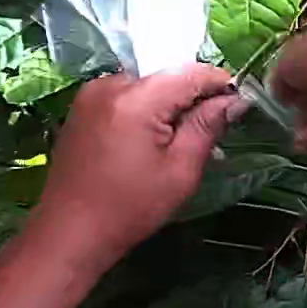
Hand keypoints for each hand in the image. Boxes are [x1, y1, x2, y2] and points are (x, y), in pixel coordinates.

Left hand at [33, 65, 247, 264]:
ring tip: (183, 135)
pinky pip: (128, 93)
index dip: (220, 84)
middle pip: (168, 74)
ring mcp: (92, 93)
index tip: (239, 104)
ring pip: (149, 82)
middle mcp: (110, 85)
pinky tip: (153, 136)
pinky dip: (148, 106)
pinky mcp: (83, 106)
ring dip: (171, 100)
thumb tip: (236, 100)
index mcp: (135, 100)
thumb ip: (207, 126)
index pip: (191, 72)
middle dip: (195, 94)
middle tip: (213, 125)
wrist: (68, 235)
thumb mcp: (180, 171)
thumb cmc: (129, 208)